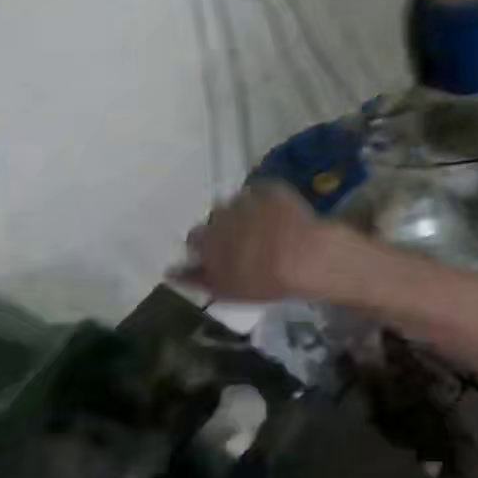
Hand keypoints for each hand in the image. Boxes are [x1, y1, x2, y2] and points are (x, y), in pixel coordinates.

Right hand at [174, 182, 339, 301]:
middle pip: (217, 219)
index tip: (224, 256)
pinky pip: (263, 191)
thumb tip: (172, 273)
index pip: (196, 240)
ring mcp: (247, 199)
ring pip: (239, 203)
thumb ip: (198, 279)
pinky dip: (269, 201)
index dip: (210, 248)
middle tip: (249, 243)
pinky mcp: (270, 188)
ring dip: (249, 213)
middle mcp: (220, 215)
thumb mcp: (228, 289)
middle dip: (228, 228)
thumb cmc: (267, 280)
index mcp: (207, 240)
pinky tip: (283, 215)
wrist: (306, 257)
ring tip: (270, 229)